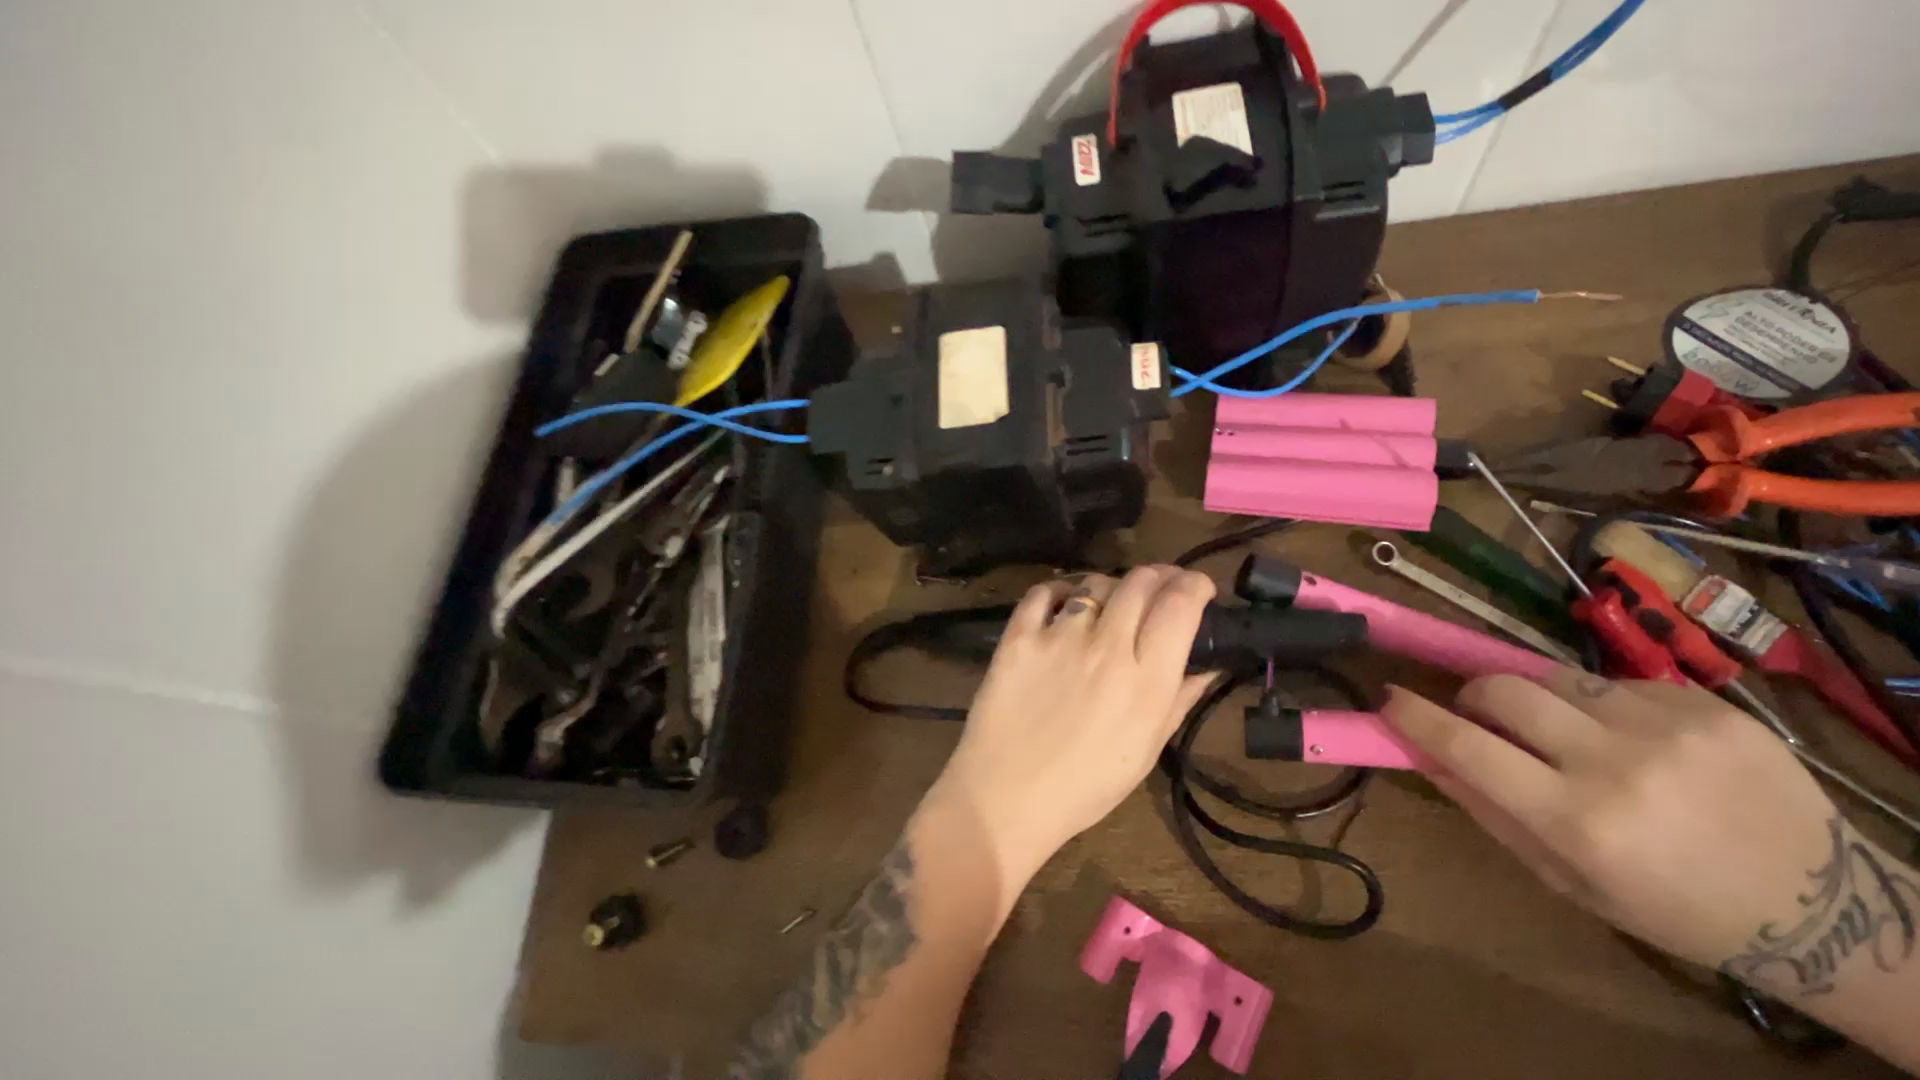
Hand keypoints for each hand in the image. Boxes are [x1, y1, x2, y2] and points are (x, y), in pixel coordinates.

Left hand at [927, 566, 1217, 882]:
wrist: (1006, 799)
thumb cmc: (1086, 786)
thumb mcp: (1146, 749)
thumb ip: (1178, 700)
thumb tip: (1207, 667)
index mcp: (1146, 679)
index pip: (1180, 604)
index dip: (1195, 585)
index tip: (1198, 588)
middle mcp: (1107, 647)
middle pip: (1140, 582)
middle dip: (1159, 576)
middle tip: (1160, 588)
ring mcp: (1058, 638)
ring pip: (1094, 583)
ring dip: (1110, 586)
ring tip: (1110, 602)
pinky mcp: (1018, 638)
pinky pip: (1042, 592)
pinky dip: (1058, 590)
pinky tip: (1063, 603)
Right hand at [1380, 669, 1845, 971]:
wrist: (1824, 907)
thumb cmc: (1674, 908)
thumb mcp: (1568, 880)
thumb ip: (1490, 811)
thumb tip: (1423, 754)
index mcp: (1577, 821)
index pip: (1466, 746)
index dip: (1416, 716)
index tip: (1389, 698)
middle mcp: (1616, 763)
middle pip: (1504, 688)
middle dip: (1474, 694)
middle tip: (1477, 713)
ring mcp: (1669, 726)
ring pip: (1556, 677)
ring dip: (1537, 698)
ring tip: (1563, 732)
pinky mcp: (1708, 705)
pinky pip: (1617, 684)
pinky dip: (1601, 706)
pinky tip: (1633, 741)